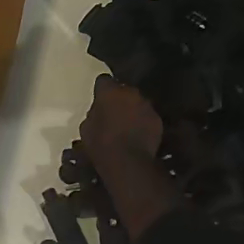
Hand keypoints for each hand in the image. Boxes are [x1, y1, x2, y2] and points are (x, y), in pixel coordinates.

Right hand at [80, 74, 181, 237]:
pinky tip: (138, 134)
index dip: (101, 89)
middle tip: (113, 112)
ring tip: (127, 125)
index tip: (99, 99)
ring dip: (132, 109)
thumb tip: (100, 111)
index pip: (103, 80)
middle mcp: (130, 93)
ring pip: (137, 102)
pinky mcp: (157, 120)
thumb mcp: (86, 127)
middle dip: (119, 98)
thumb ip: (94, 113)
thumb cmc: (101, 144)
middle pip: (123, 90)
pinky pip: (147, 116)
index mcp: (109, 91)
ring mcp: (146, 105)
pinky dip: (143, 121)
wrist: (128, 162)